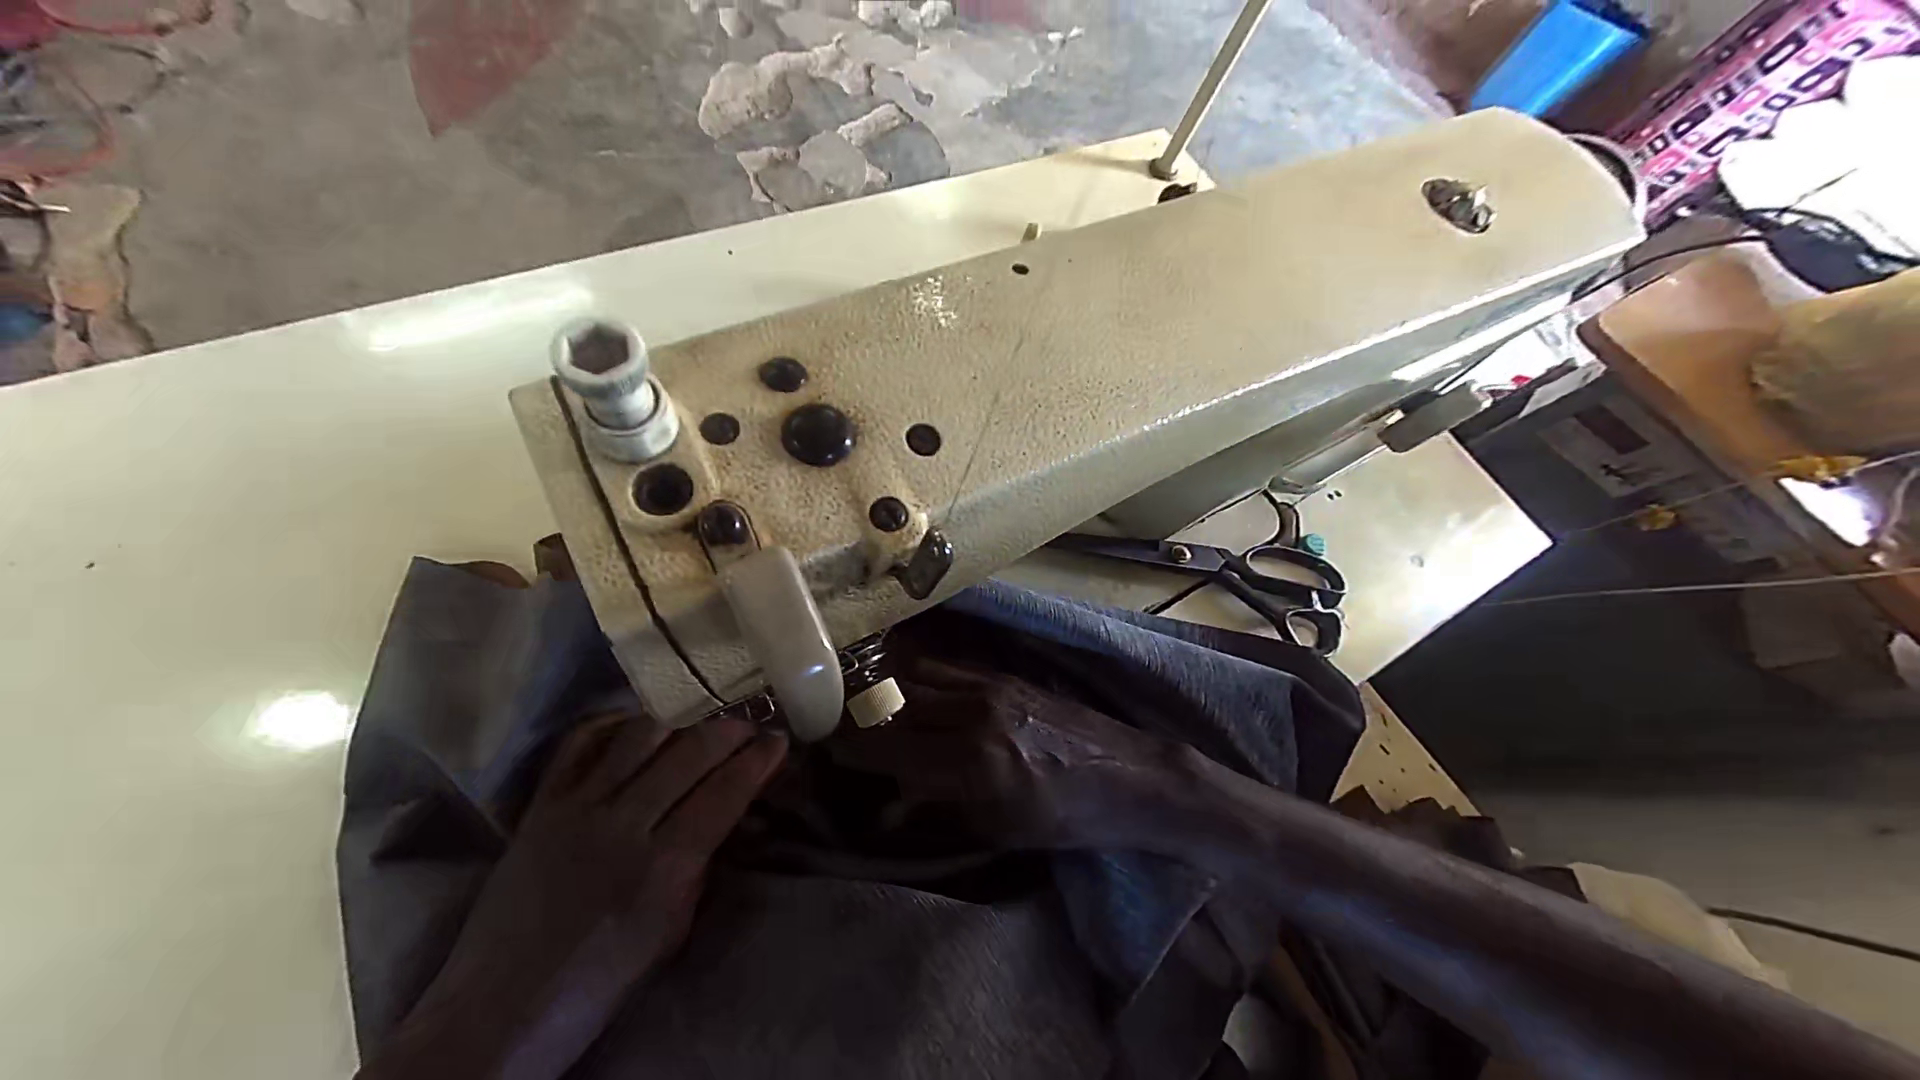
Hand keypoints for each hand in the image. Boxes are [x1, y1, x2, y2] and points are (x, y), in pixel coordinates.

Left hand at [361, 715, 787, 1079]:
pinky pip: (581, 743)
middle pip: (690, 752)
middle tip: (748, 725)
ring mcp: (577, 808)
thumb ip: (700, 861)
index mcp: (663, 867)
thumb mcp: (673, 927)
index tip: (778, 741)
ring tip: (699, 721)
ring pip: (641, 735)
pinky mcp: (541, 805)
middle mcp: (623, 825)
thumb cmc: (602, 979)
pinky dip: (616, 724)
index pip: (726, 792)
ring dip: (681, 720)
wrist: (502, 1007)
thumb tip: (727, 809)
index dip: (759, 760)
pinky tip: (638, 726)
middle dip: (730, 729)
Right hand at [827, 654, 1223, 852]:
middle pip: (894, 704)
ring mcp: (990, 687)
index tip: (819, 744)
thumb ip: (938, 809)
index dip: (846, 745)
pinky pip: (946, 666)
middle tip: (829, 716)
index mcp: (971, 762)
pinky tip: (904, 679)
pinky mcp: (1004, 675)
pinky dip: (917, 673)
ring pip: (916, 675)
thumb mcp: (1001, 829)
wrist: (1132, 776)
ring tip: (858, 695)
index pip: (887, 746)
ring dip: (884, 686)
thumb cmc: (1067, 817)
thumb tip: (888, 806)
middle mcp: (974, 714)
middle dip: (855, 712)